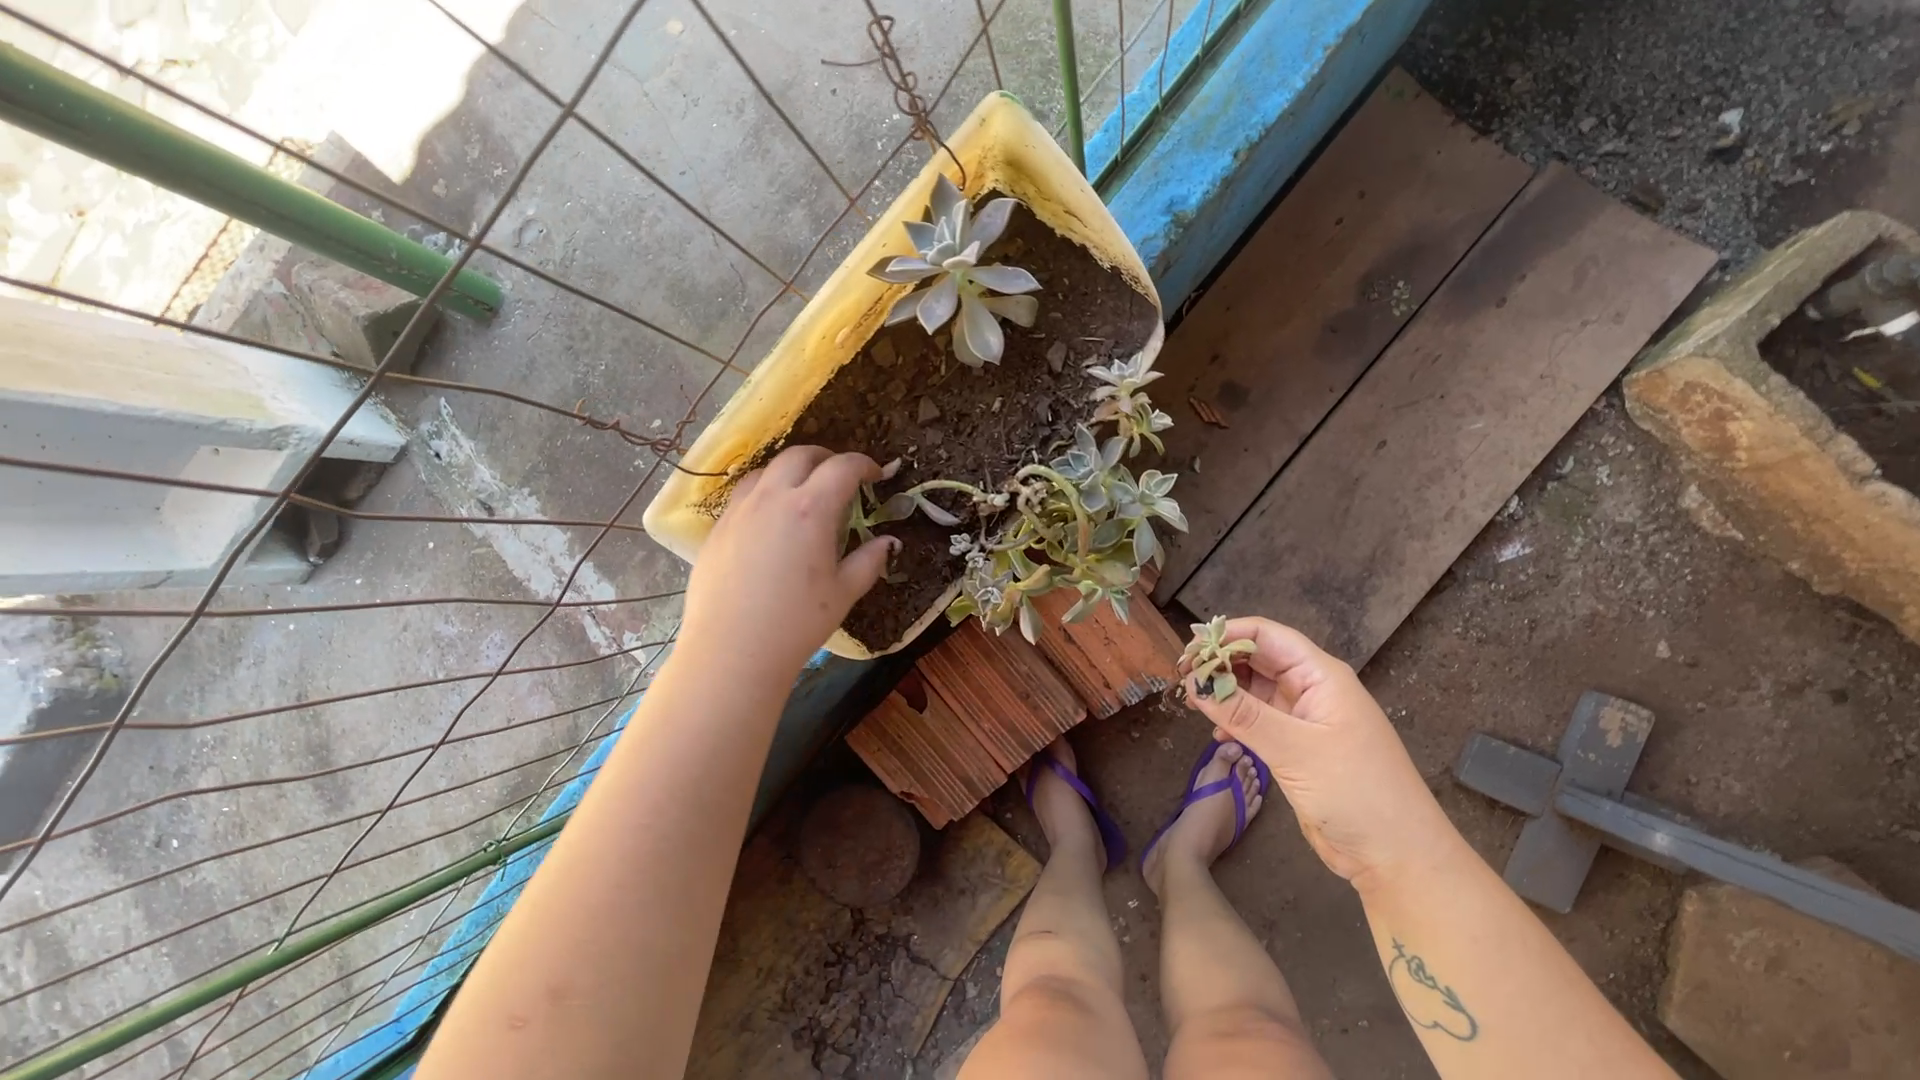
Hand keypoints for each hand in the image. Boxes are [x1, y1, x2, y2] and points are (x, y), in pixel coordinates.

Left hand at [679, 446, 896, 679]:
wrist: (733, 650)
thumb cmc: (797, 623)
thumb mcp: (844, 593)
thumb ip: (869, 560)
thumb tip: (888, 542)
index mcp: (810, 509)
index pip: (842, 468)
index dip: (864, 465)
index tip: (875, 475)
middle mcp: (772, 498)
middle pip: (799, 456)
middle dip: (825, 459)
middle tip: (840, 477)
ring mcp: (739, 511)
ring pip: (766, 470)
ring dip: (790, 471)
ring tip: (802, 492)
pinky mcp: (717, 528)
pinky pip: (743, 495)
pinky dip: (764, 493)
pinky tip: (770, 520)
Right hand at [1179, 617, 1459, 891]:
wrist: (1395, 855)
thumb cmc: (1355, 791)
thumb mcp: (1295, 749)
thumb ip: (1243, 714)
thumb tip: (1194, 682)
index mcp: (1320, 676)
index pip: (1266, 636)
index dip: (1226, 635)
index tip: (1189, 650)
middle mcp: (1311, 690)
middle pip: (1258, 659)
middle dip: (1220, 663)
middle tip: (1182, 677)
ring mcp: (1304, 720)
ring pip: (1255, 690)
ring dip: (1225, 693)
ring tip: (1192, 703)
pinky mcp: (1297, 748)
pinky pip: (1259, 721)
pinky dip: (1235, 722)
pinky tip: (1217, 737)